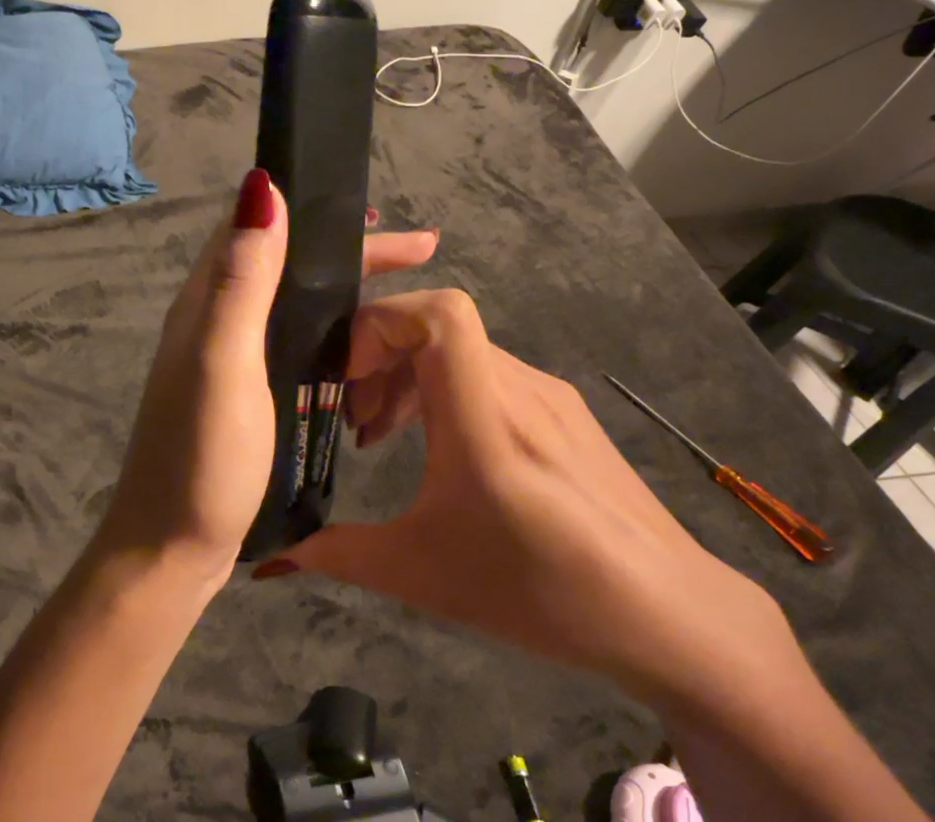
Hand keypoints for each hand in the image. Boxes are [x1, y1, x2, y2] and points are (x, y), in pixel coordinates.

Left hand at [93, 170, 438, 587]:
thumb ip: (240, 279)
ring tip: (406, 305)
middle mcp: (212, 325)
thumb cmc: (201, 456)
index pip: (255, 231)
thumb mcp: (222, 360)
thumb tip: (260, 186)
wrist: (171, 547)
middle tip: (422, 253)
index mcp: (204, 305)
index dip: (312, 213)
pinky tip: (364, 360)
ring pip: (292, 311)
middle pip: (282, 269)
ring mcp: (228, 366)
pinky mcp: (244, 402)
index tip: (379, 214)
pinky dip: (334, 341)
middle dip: (348, 256)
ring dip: (345, 297)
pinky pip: (295, 351)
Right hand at [259, 289, 796, 702]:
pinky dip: (446, 392)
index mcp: (486, 420)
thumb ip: (332, 554)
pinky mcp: (568, 415)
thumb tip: (262, 557)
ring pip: (462, 351)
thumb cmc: (539, 592)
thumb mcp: (419, 575)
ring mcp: (551, 399)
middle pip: (437, 327)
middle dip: (377, 359)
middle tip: (350, 418)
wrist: (672, 620)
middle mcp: (522, 391)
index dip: (380, 322)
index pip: (440, 313)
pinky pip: (492, 375)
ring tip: (383, 436)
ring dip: (408, 377)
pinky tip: (439, 450)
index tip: (344, 376)